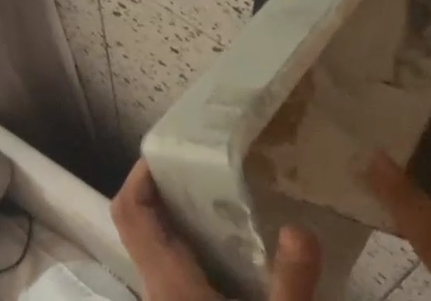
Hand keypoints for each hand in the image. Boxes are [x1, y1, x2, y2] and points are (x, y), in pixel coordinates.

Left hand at [112, 159, 323, 300]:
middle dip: (179, 188)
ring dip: (194, 219)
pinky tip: (249, 252)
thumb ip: (292, 285)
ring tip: (241, 194)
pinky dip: (206, 250)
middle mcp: (158, 294)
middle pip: (148, 225)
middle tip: (224, 161)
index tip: (175, 145)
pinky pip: (184, 274)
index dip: (140, 172)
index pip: (129, 212)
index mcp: (167, 285)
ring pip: (167, 251)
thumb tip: (301, 229)